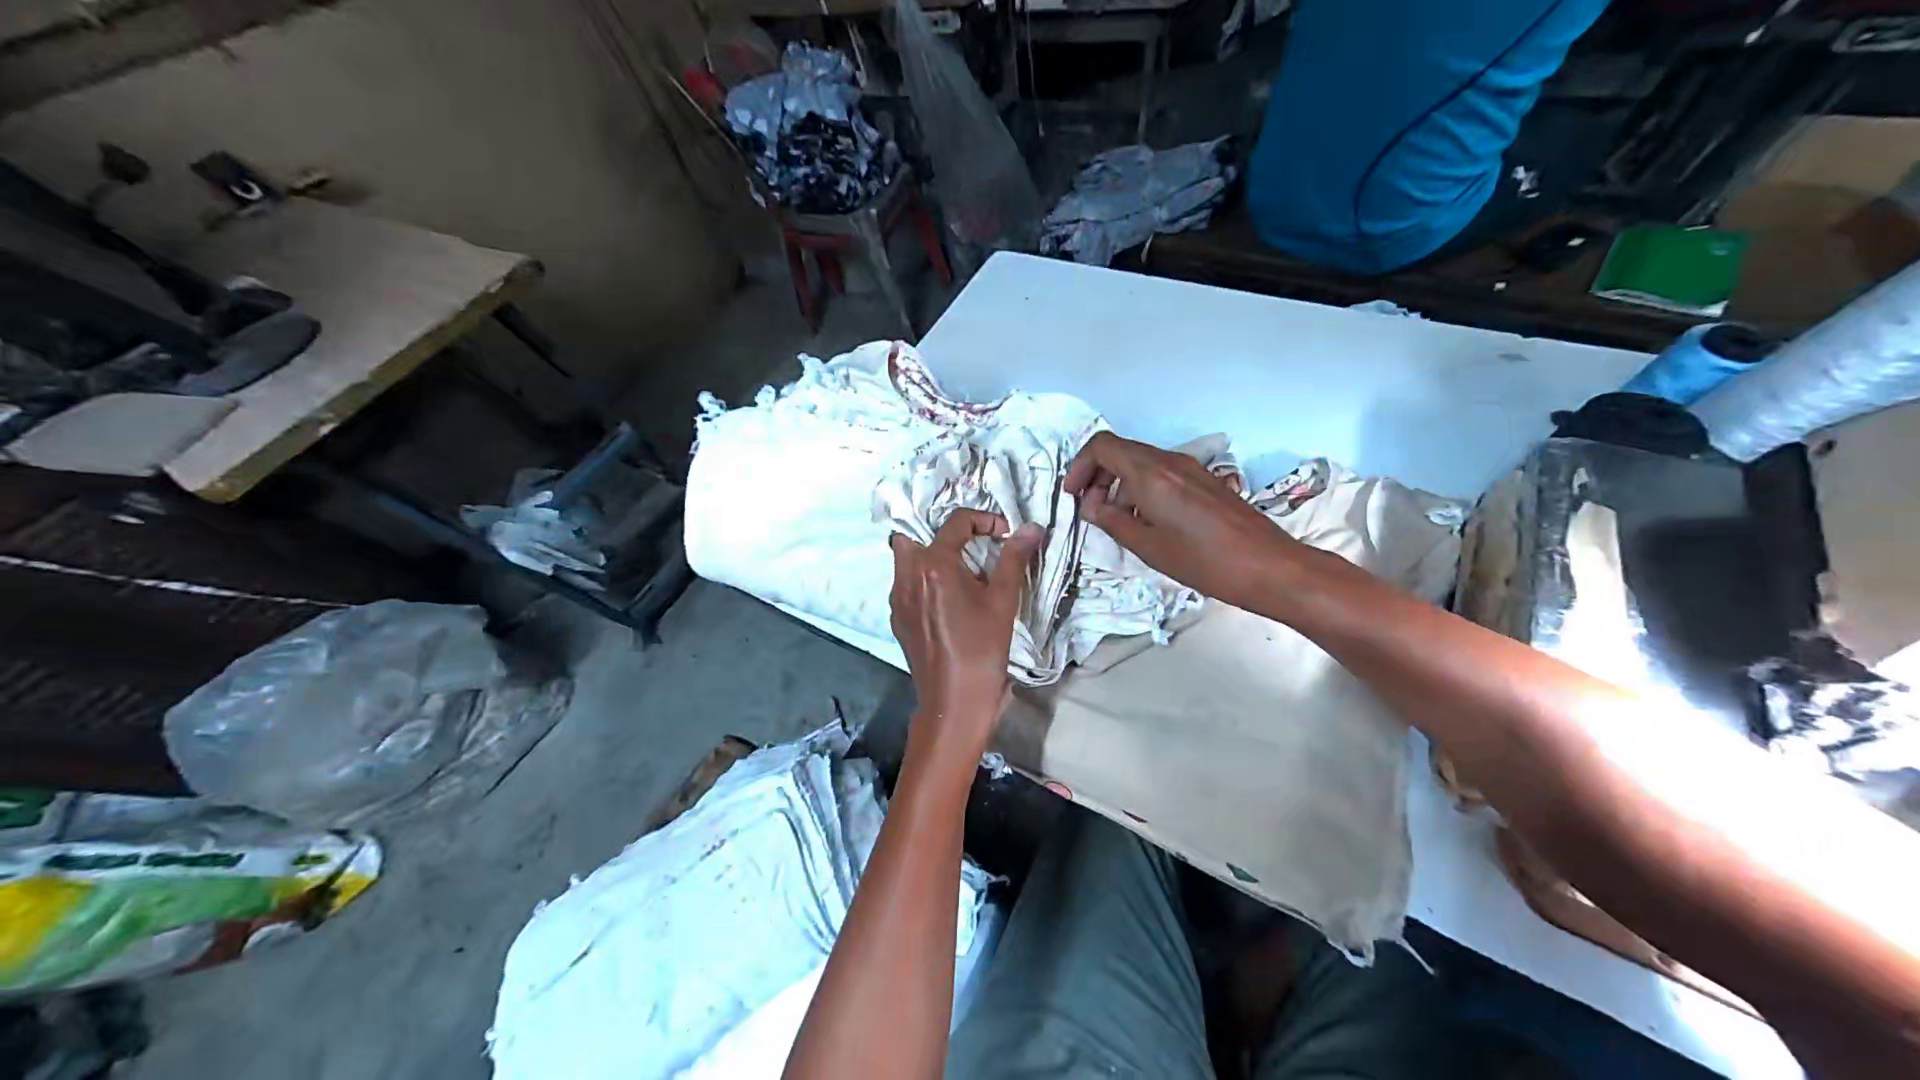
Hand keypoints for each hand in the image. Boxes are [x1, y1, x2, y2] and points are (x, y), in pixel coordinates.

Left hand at [889, 510, 1043, 760]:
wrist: (954, 700)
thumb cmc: (982, 649)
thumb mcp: (1002, 600)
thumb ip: (1014, 558)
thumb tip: (1030, 527)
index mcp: (934, 565)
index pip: (956, 522)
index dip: (984, 520)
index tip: (1005, 535)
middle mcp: (907, 575)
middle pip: (916, 534)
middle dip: (944, 535)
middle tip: (972, 548)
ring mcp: (898, 598)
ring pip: (906, 560)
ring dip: (931, 557)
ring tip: (962, 574)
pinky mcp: (898, 618)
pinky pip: (906, 585)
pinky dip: (924, 581)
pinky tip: (949, 602)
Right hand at [1064, 431, 1300, 609]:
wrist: (1268, 566)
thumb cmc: (1203, 561)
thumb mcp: (1147, 546)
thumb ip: (1112, 521)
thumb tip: (1091, 506)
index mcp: (1151, 474)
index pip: (1102, 446)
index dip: (1080, 466)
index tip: (1073, 494)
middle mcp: (1170, 462)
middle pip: (1121, 451)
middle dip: (1097, 475)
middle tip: (1090, 509)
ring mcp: (1191, 469)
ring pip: (1141, 463)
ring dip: (1119, 484)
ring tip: (1117, 521)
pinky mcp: (1205, 482)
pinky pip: (1162, 474)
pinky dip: (1142, 488)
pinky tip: (1147, 521)